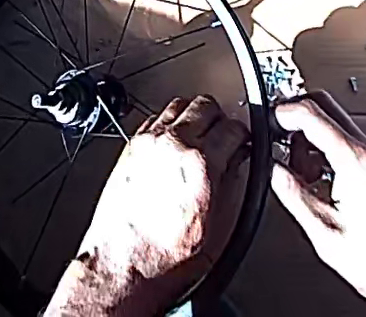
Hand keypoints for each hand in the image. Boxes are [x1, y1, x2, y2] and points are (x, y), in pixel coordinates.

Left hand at [44, 95, 249, 316]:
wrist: (123, 262)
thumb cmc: (164, 257)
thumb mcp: (216, 228)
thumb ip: (230, 185)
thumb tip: (237, 163)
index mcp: (201, 164)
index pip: (232, 128)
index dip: (242, 135)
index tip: (242, 140)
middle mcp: (175, 143)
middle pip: (206, 104)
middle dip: (219, 118)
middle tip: (223, 133)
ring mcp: (151, 139)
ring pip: (180, 104)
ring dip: (193, 115)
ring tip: (199, 133)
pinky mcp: (133, 142)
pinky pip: (157, 116)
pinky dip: (170, 122)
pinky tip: (174, 140)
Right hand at [272, 92, 365, 316]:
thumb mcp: (327, 236)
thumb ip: (294, 196)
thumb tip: (273, 172)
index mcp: (355, 162)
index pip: (313, 112)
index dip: (284, 110)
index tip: (268, 119)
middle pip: (324, 104)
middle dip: (295, 114)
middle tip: (277, 135)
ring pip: (334, 120)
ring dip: (309, 135)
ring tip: (299, 170)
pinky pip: (345, 140)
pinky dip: (324, 147)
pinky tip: (318, 179)